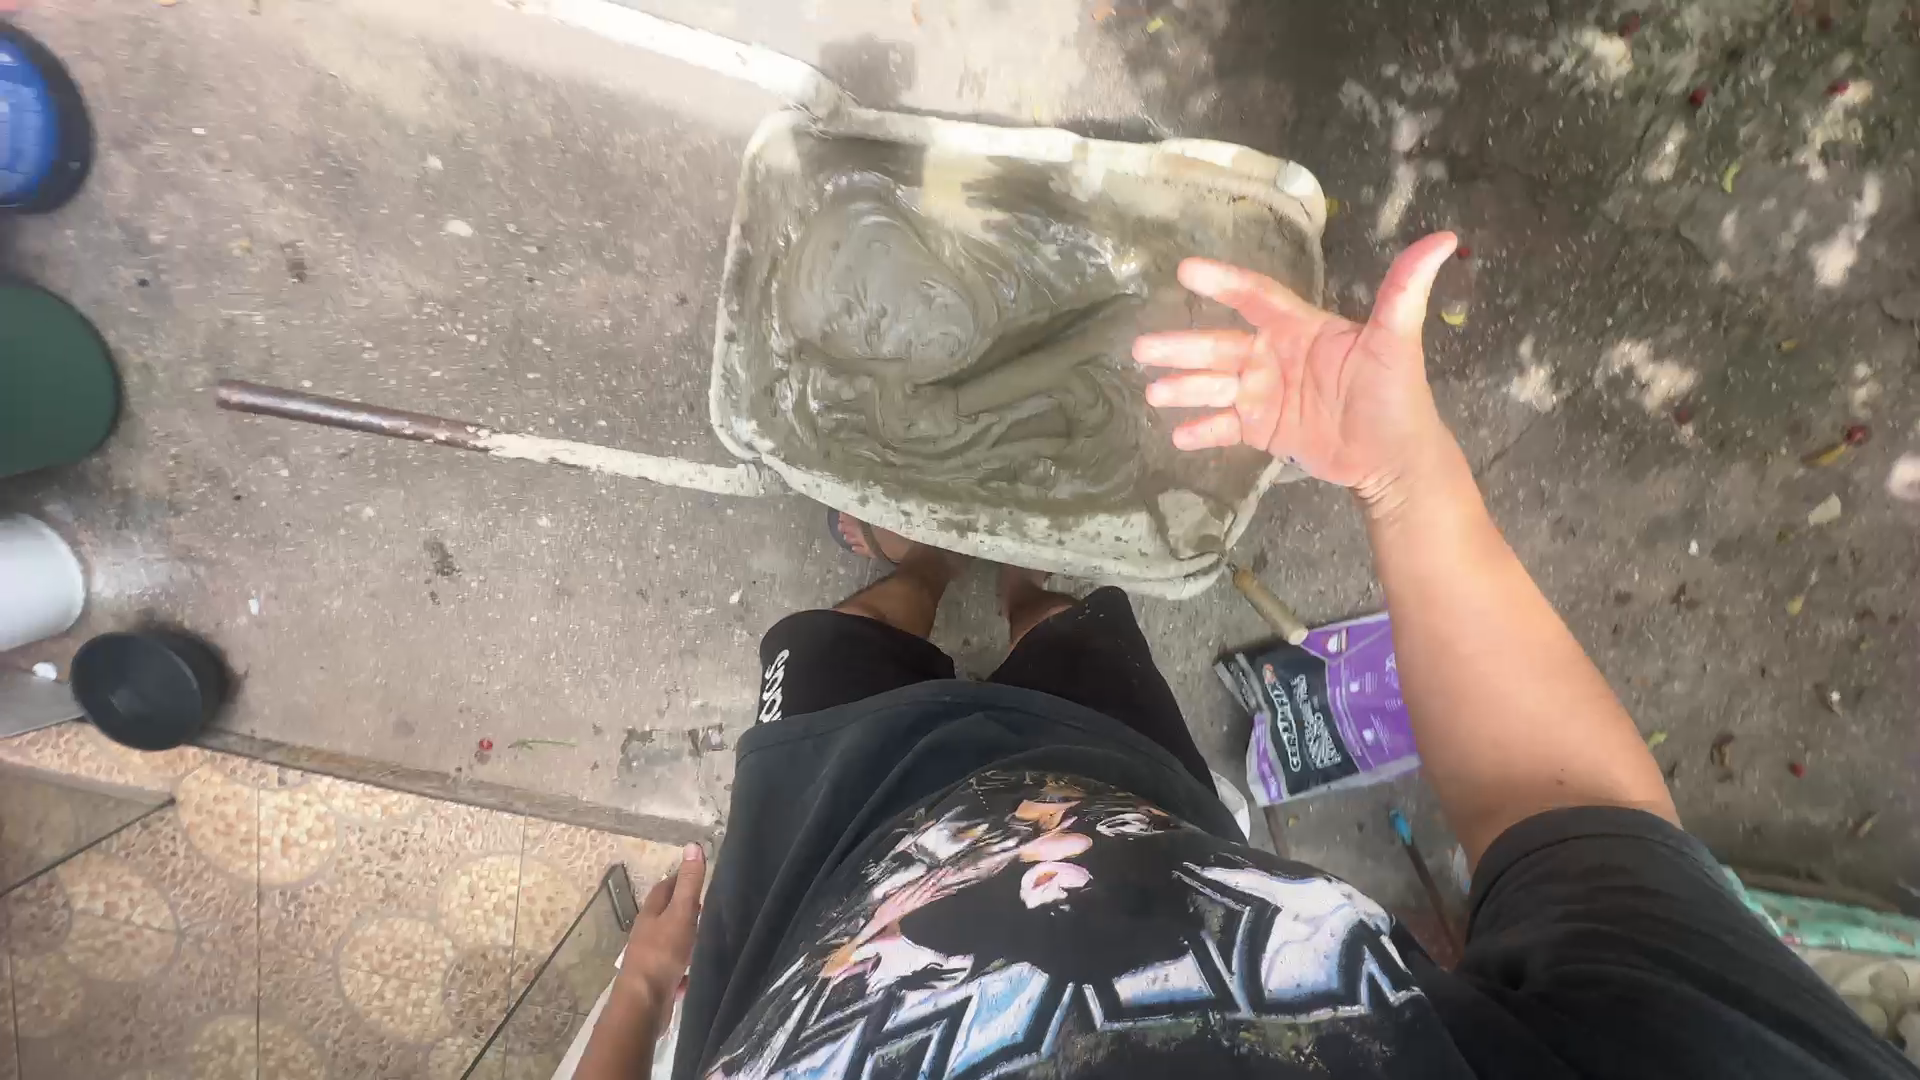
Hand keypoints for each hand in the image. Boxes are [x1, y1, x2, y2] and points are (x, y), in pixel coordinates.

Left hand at [614, 843, 706, 1033]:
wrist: (643, 1007)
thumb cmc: (662, 954)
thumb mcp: (681, 912)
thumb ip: (689, 882)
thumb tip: (692, 845)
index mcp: (651, 914)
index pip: (665, 887)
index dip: (681, 879)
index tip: (702, 876)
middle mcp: (647, 934)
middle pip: (666, 914)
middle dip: (685, 908)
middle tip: (710, 904)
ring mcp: (649, 959)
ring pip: (670, 941)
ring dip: (686, 937)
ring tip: (708, 935)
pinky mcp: (656, 983)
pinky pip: (674, 969)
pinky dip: (685, 967)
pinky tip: (697, 971)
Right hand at [1132, 232, 1459, 516]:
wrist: (1391, 458)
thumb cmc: (1394, 395)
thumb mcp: (1395, 343)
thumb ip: (1403, 294)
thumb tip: (1443, 239)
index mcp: (1299, 330)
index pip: (1254, 299)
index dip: (1222, 284)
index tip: (1186, 272)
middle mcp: (1273, 357)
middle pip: (1219, 347)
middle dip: (1181, 347)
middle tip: (1142, 348)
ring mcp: (1262, 395)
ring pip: (1213, 387)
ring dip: (1182, 389)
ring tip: (1153, 394)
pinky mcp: (1259, 429)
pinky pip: (1223, 427)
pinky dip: (1201, 431)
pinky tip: (1177, 437)